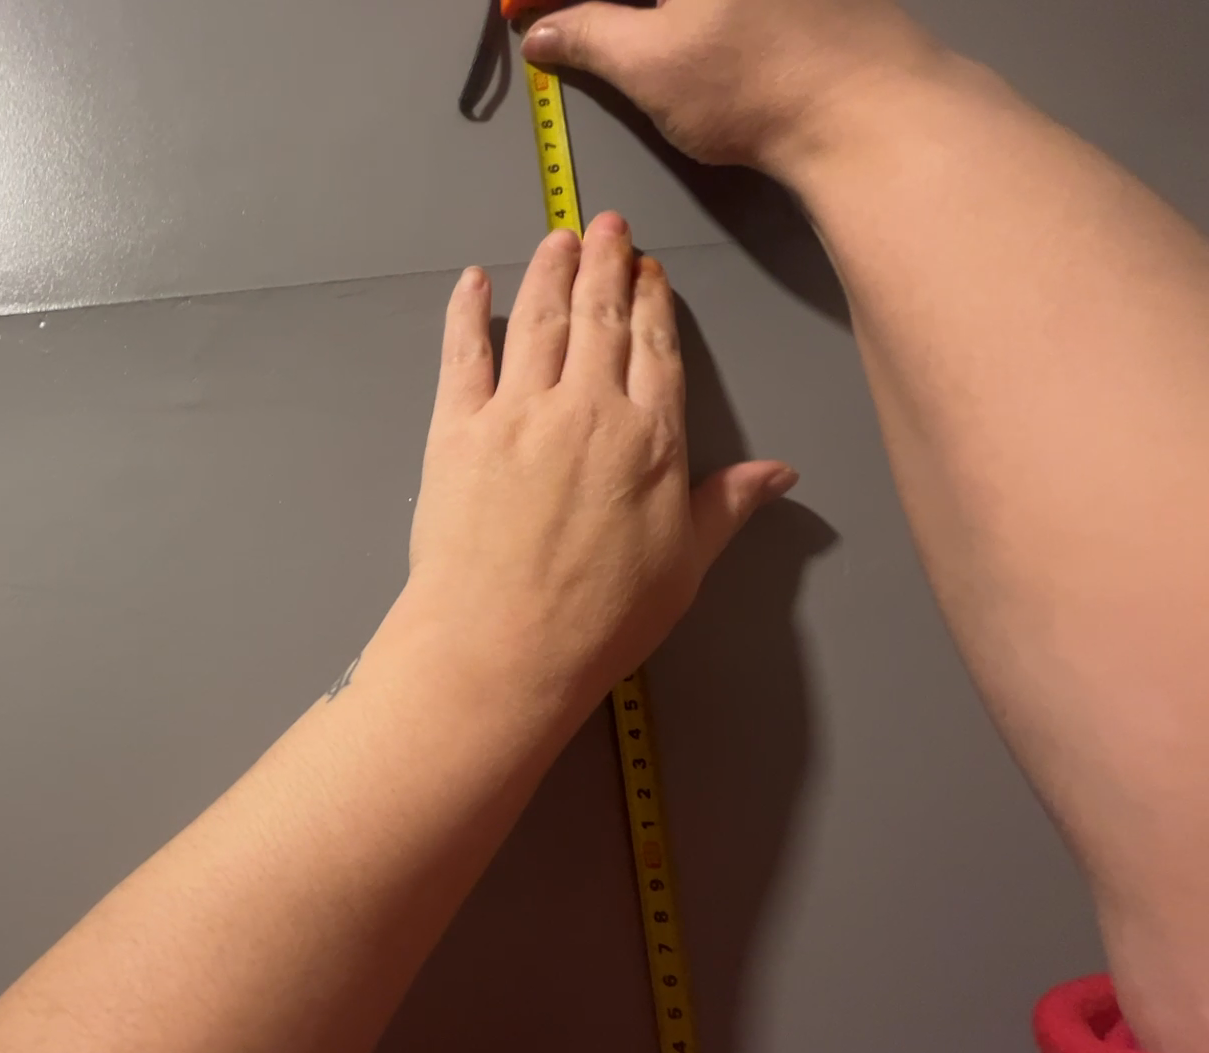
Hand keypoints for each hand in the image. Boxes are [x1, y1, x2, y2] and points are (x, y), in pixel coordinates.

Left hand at [398, 213, 794, 713]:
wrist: (501, 642)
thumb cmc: (599, 617)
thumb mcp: (683, 566)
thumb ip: (726, 507)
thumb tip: (780, 469)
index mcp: (651, 437)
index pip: (657, 348)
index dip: (652, 301)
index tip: (648, 267)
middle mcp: (587, 408)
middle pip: (599, 318)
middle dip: (605, 264)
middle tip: (606, 225)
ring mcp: (516, 413)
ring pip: (538, 321)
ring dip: (549, 271)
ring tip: (558, 236)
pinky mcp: (455, 429)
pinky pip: (463, 354)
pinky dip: (468, 312)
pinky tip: (474, 281)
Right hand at [521, 0, 942, 168]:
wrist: (859, 105)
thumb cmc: (747, 84)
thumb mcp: (649, 64)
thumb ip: (587, 37)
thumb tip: (540, 32)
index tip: (518, 9)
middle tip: (545, 18)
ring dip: (618, 1)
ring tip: (583, 25)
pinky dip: (654, 6)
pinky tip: (637, 22)